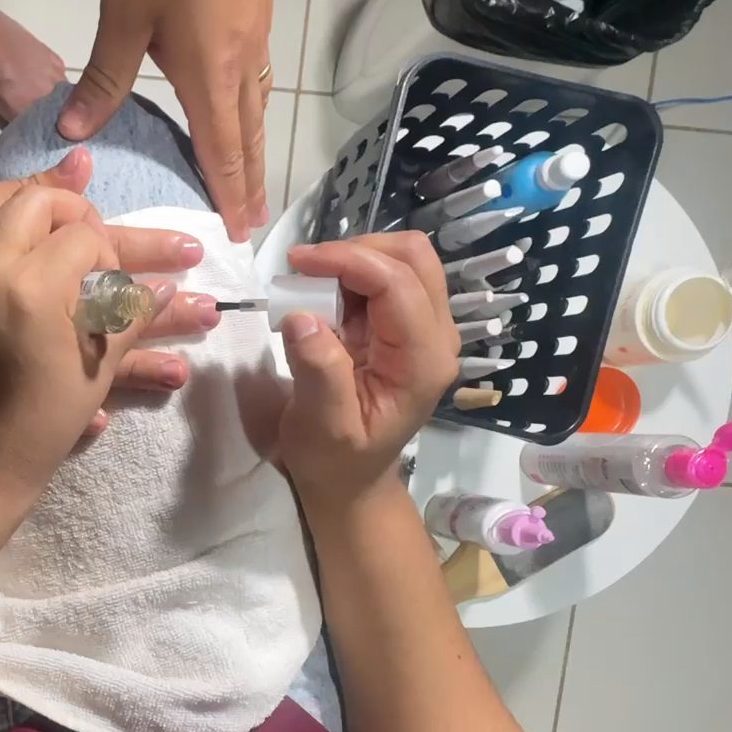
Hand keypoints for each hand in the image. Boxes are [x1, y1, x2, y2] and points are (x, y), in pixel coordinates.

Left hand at [0, 147, 217, 390]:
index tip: (108, 280)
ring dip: (15, 223)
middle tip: (80, 243)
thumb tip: (166, 283)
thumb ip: (130, 314)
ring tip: (35, 248)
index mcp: (33, 290)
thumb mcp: (99, 366)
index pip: (83, 235)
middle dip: (66, 215)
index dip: (106, 252)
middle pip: (32, 204)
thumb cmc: (47, 418)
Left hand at [59, 0, 279, 242]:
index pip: (223, 154)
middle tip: (254, 220)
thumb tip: (74, 134)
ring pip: (259, 108)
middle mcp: (242, 64)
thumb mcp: (125, 12)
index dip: (229, 195)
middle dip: (250, 182)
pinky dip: (252, 111)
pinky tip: (243, 111)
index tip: (239, 232)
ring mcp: (256, 35)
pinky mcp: (257, 10)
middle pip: (250, 137)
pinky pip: (258, 79)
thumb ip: (104, 78)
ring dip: (255, 148)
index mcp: (211, 76)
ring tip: (251, 178)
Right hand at [276, 233, 459, 518]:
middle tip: (302, 270)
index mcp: (422, 362)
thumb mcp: (321, 424)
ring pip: (401, 261)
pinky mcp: (403, 328)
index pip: (397, 284)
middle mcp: (435, 337)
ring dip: (352, 261)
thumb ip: (318, 370)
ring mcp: (423, 330)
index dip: (348, 260)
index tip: (296, 262)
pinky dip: (349, 276)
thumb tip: (300, 316)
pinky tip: (321, 299)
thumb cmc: (335, 458)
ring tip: (307, 286)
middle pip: (412, 258)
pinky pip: (384, 280)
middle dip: (355, 251)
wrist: (349, 480)